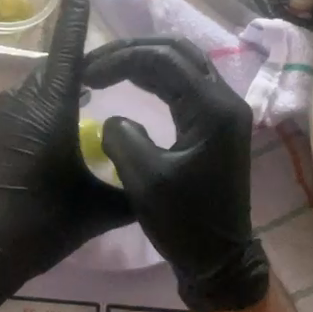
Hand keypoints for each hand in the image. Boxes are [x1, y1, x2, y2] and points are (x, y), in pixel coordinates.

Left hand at [0, 0, 131, 311]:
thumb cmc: (39, 230)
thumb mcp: (96, 212)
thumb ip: (131, 188)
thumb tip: (154, 175)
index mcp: (49, 113)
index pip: (67, 55)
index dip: (75, 23)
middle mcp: (17, 104)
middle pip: (52, 75)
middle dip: (77, 77)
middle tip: (100, 88)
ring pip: (30, 95)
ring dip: (51, 101)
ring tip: (71, 124)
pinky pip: (10, 113)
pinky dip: (29, 118)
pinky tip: (38, 148)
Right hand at [84, 37, 268, 311]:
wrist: (219, 259)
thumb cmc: (184, 223)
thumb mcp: (145, 180)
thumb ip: (123, 137)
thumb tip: (115, 119)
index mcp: (213, 110)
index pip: (164, 60)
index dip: (121, 59)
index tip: (87, 73)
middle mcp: (225, 101)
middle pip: (178, 52)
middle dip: (132, 51)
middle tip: (95, 64)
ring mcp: (225, 112)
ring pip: (184, 65)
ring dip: (145, 61)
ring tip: (107, 69)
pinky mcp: (218, 125)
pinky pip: (187, 85)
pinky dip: (157, 78)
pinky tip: (133, 84)